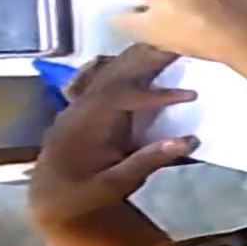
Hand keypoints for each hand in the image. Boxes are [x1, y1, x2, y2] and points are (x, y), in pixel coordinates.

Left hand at [29, 44, 197, 230]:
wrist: (56, 202)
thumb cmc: (86, 195)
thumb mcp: (117, 184)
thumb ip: (149, 161)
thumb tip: (190, 140)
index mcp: (81, 128)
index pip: (117, 98)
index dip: (155, 94)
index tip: (191, 96)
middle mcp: (77, 110)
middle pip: (112, 74)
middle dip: (149, 61)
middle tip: (187, 48)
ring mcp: (80, 106)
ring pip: (107, 71)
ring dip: (138, 57)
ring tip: (170, 43)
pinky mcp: (90, 107)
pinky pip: (102, 76)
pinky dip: (122, 62)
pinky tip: (137, 54)